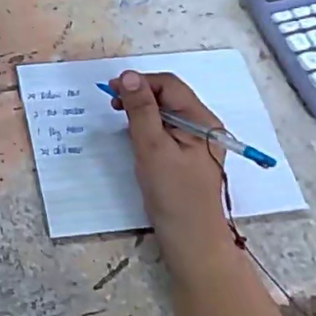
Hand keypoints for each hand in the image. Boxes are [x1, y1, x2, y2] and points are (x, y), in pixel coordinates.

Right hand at [105, 70, 229, 235]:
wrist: (190, 239)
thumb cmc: (173, 193)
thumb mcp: (152, 147)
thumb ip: (141, 109)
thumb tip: (128, 76)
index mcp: (202, 120)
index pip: (169, 85)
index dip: (140, 82)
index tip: (112, 90)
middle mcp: (203, 125)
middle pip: (168, 96)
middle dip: (140, 95)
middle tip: (114, 104)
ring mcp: (196, 141)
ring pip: (165, 112)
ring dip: (142, 110)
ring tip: (122, 118)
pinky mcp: (187, 154)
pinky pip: (166, 128)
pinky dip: (148, 126)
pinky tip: (135, 136)